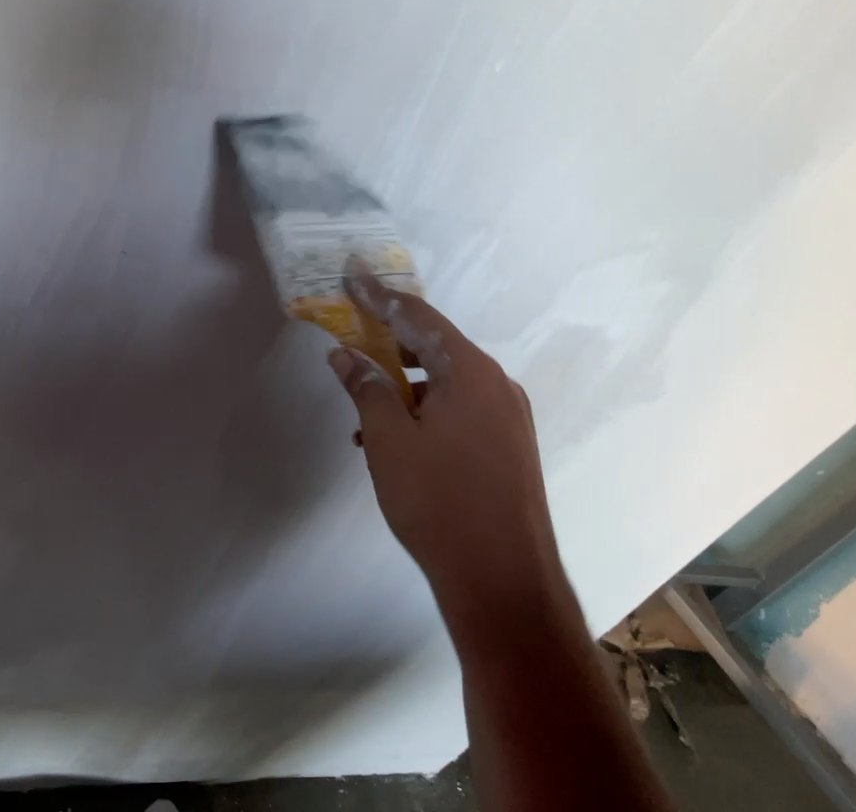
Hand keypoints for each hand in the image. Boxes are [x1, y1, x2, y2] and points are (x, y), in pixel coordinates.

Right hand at [328, 260, 560, 625]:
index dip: (379, 296)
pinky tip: (396, 446)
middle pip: (435, 348)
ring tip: (364, 416)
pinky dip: (426, 415)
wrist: (503, 580)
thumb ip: (366, 389)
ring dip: (404, 389)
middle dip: (391, 345)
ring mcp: (509, 420)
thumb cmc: (438, 500)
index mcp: (470, 372)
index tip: (352, 275)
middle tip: (351, 341)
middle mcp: (497, 386)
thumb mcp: (388, 440)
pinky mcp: (510, 449)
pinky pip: (461, 413)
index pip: (418, 317)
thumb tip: (345, 355)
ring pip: (446, 385)